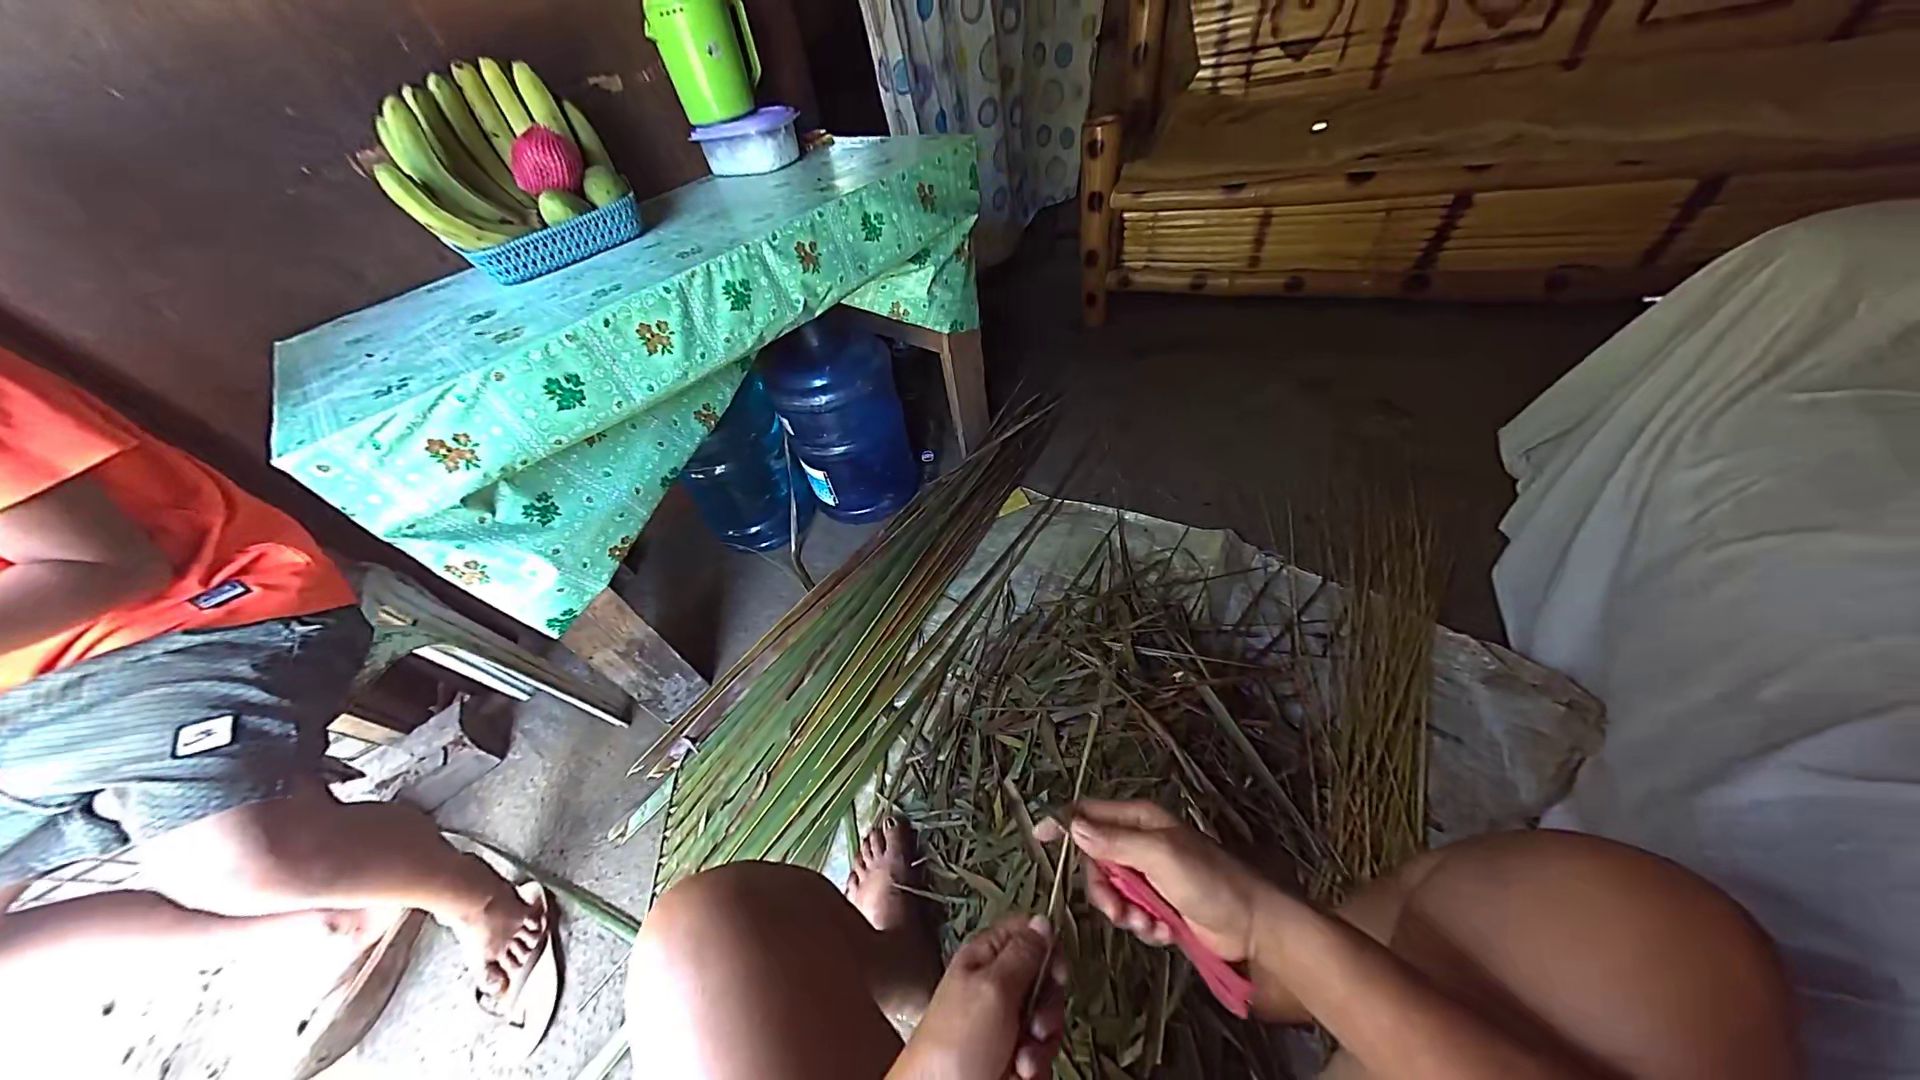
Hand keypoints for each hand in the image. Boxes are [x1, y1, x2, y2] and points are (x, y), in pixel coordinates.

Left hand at [888, 914, 1066, 1079]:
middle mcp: (997, 984)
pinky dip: (1037, 1065)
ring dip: (1043, 1043)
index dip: (1047, 947)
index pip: (1026, 932)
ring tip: (1024, 1062)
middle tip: (1036, 1025)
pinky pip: (1041, 1051)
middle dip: (1048, 1005)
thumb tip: (1044, 920)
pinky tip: (1022, 1075)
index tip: (1058, 972)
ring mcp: (1005, 1023)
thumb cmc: (961, 1039)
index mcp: (986, 957)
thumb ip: (1023, 954)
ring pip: (1046, 1018)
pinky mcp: (1013, 1056)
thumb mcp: (993, 988)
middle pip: (1043, 978)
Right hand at [1038, 800, 1265, 963]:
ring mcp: (1146, 874)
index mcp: (1138, 820)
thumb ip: (1115, 841)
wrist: (1252, 926)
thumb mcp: (1159, 855)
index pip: (1089, 813)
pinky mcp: (1155, 903)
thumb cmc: (1208, 880)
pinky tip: (1163, 931)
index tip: (1039, 836)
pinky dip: (1141, 925)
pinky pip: (1129, 912)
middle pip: (1094, 860)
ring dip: (1124, 912)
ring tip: (1148, 924)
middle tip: (1119, 911)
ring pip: (1109, 891)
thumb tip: (1074, 826)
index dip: (1063, 822)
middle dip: (1103, 890)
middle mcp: (1138, 842)